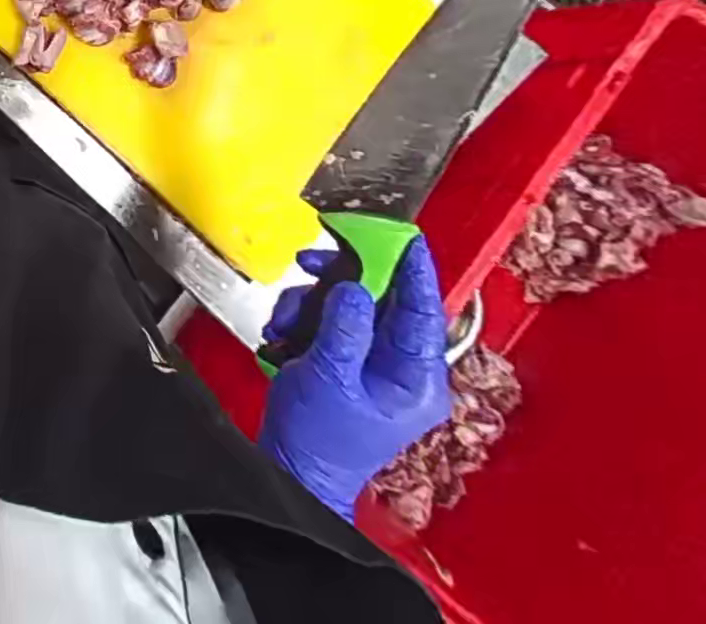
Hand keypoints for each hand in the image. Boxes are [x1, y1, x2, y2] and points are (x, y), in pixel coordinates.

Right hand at [257, 236, 452, 520]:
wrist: (292, 467)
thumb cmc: (319, 435)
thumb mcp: (329, 377)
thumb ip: (342, 330)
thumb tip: (353, 288)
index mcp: (414, 376)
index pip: (422, 311)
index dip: (414, 271)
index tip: (406, 238)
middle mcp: (397, 366)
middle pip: (377, 302)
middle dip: (339, 283)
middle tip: (311, 264)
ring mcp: (367, 363)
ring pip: (343, 307)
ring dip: (307, 305)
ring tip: (285, 324)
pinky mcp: (339, 361)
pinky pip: (323, 322)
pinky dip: (298, 321)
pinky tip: (283, 335)